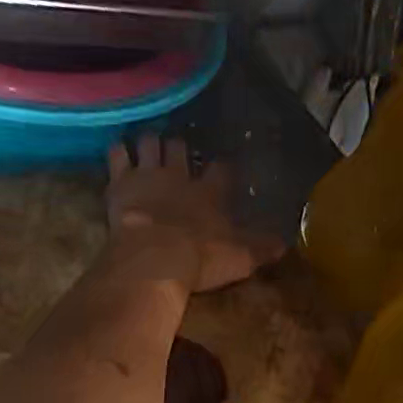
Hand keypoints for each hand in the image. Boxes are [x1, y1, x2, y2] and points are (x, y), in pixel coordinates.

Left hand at [106, 135, 283, 291]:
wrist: (156, 259)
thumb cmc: (201, 260)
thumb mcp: (240, 258)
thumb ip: (261, 249)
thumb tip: (285, 245)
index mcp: (210, 193)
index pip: (220, 171)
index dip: (221, 170)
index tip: (221, 171)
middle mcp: (180, 176)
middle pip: (180, 148)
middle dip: (178, 149)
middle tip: (176, 156)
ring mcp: (148, 175)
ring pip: (150, 142)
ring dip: (149, 143)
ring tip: (149, 148)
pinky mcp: (121, 182)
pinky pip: (117, 153)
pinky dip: (118, 151)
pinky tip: (119, 153)